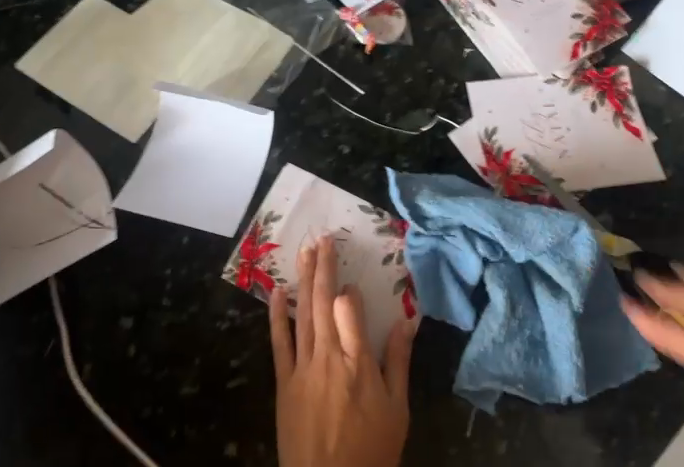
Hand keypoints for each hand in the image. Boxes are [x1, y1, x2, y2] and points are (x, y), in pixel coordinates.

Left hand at [269, 235, 416, 466]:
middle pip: (323, 303)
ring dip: (304, 280)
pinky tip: (276, 292)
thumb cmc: (371, 450)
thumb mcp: (397, 410)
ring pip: (302, 315)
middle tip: (322, 238)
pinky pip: (279, 343)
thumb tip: (407, 320)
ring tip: (305, 251)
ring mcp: (303, 369)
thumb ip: (399, 362)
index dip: (348, 291)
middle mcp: (328, 358)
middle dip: (323, 268)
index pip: (349, 310)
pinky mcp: (284, 383)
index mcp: (358, 364)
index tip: (352, 279)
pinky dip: (277, 316)